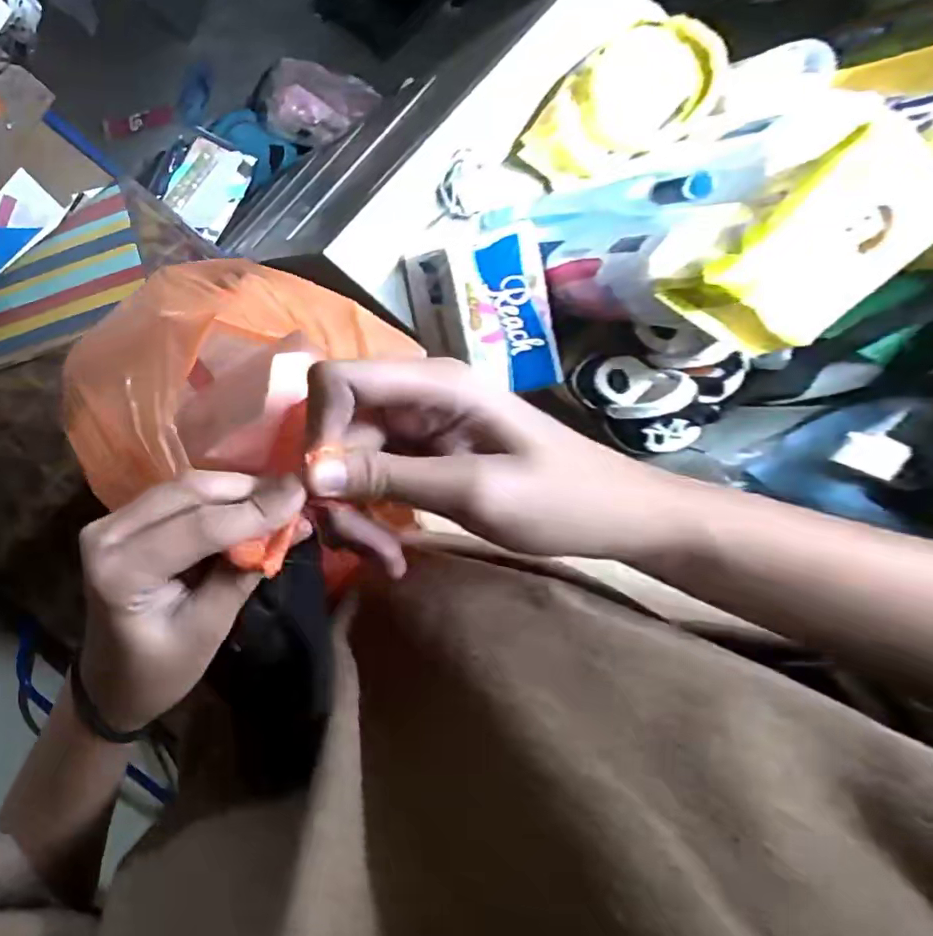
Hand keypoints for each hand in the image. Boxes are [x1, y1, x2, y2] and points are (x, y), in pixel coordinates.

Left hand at [77, 471, 308, 731]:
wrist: (110, 677)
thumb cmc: (158, 670)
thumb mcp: (206, 631)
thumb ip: (241, 574)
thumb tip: (292, 524)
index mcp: (121, 569)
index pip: (195, 527)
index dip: (253, 508)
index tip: (304, 492)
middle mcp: (106, 533)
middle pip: (184, 494)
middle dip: (245, 490)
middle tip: (298, 493)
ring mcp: (106, 522)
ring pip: (179, 488)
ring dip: (231, 490)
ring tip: (280, 498)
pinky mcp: (116, 519)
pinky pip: (170, 497)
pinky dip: (211, 498)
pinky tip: (246, 503)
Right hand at [303, 358, 682, 565]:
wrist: (626, 521)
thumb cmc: (568, 498)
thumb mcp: (475, 491)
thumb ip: (388, 477)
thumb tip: (309, 474)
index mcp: (432, 384)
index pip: (335, 380)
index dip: (319, 426)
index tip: (326, 483)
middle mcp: (408, 398)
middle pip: (331, 432)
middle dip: (334, 490)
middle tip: (357, 542)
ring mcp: (404, 428)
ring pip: (337, 464)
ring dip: (347, 513)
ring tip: (381, 555)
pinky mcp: (405, 456)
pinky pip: (357, 482)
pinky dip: (362, 518)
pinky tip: (387, 549)